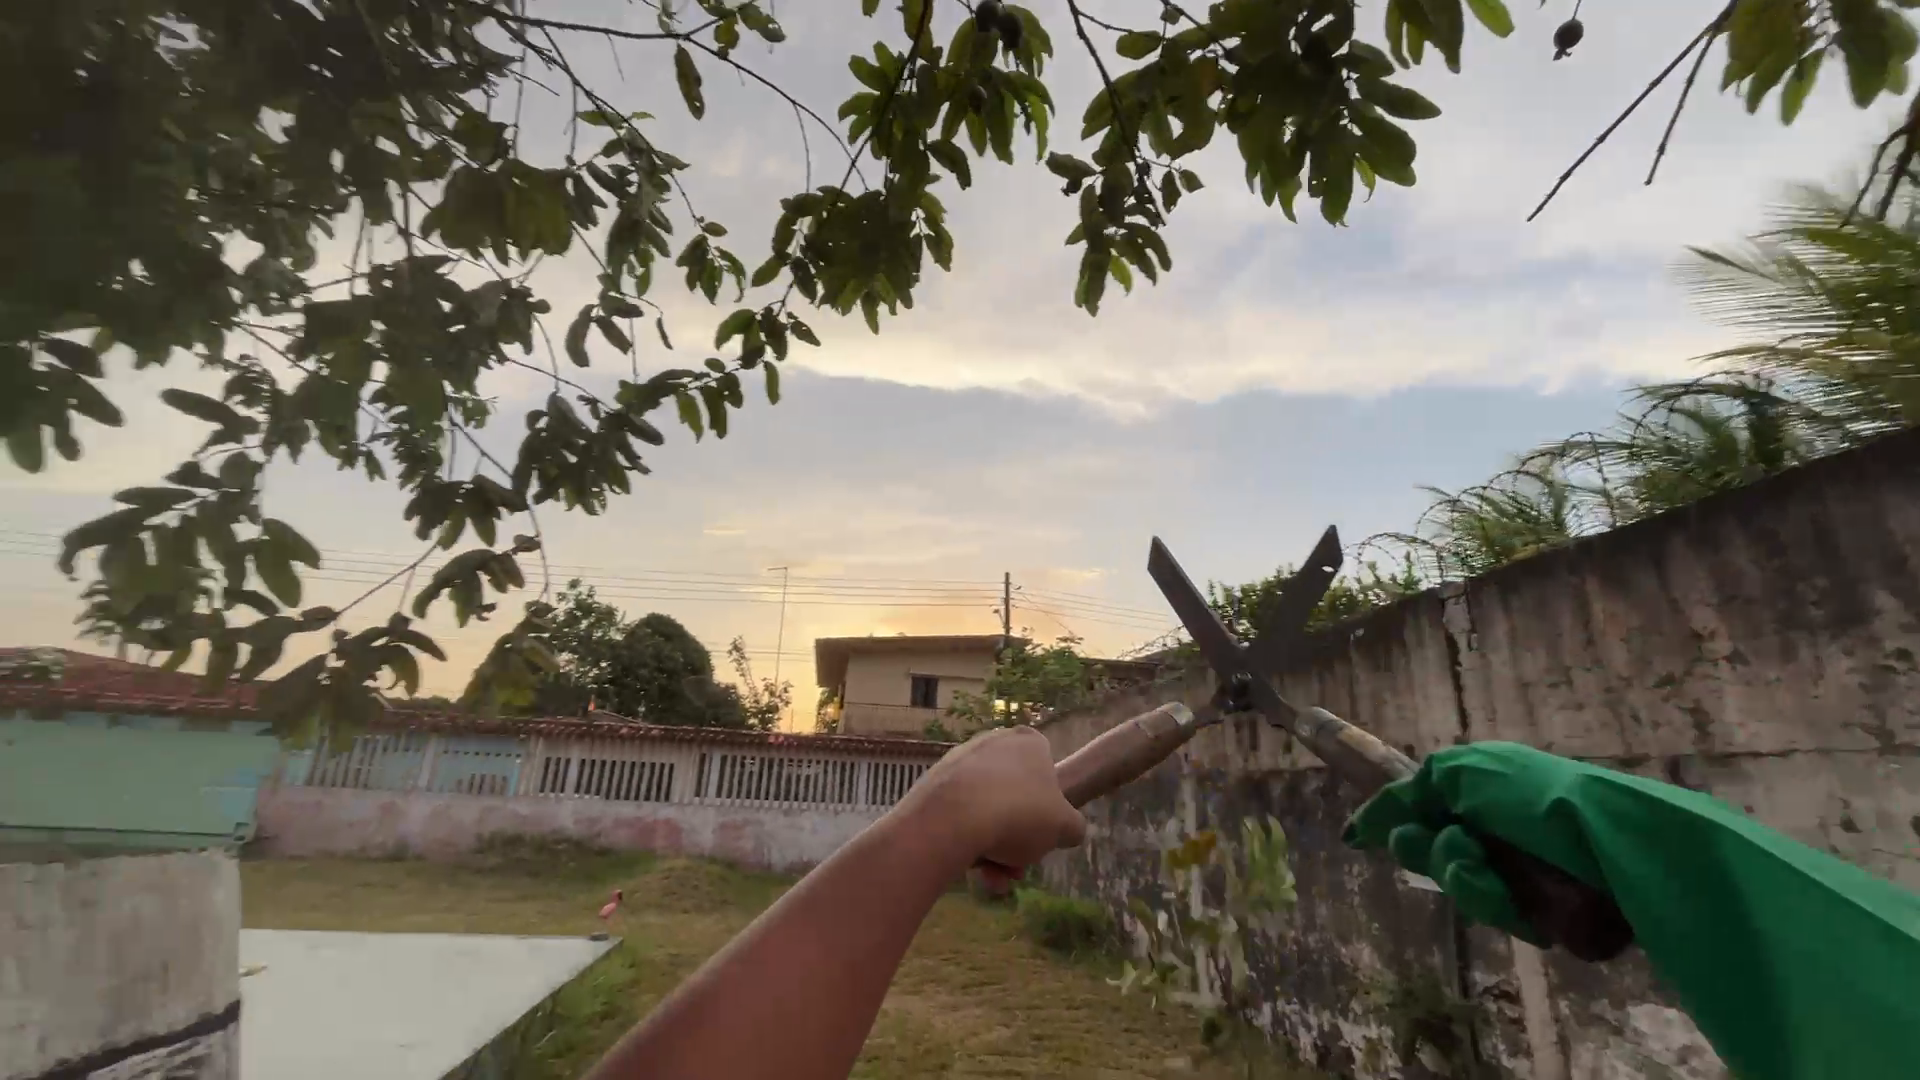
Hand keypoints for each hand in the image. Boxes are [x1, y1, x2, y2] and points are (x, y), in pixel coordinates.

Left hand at [893, 725, 1085, 888]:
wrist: (953, 817)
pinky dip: (968, 841)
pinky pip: (959, 814)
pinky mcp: (934, 781)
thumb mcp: (1065, 826)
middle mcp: (993, 742)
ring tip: (995, 878)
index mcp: (1028, 742)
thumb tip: (1067, 829)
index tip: (1043, 834)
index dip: (1048, 808)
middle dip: (1018, 838)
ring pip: (987, 811)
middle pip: (1014, 798)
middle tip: (1018, 868)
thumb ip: (1072, 826)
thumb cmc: (1020, 813)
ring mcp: (960, 760)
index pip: (1046, 771)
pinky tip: (973, 870)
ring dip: (995, 849)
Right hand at [1342, 742, 1620, 945]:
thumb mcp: (1451, 773)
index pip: (1417, 817)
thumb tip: (1354, 830)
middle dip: (1431, 853)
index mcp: (1476, 793)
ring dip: (1465, 879)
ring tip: (1491, 872)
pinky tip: (1520, 901)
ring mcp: (1520, 874)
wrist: (1613, 841)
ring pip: (1460, 889)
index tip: (1376, 836)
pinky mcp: (1545, 916)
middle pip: (1431, 855)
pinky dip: (1500, 907)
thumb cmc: (1528, 795)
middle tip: (1450, 845)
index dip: (1398, 829)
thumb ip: (1399, 795)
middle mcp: (1494, 831)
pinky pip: (1498, 918)